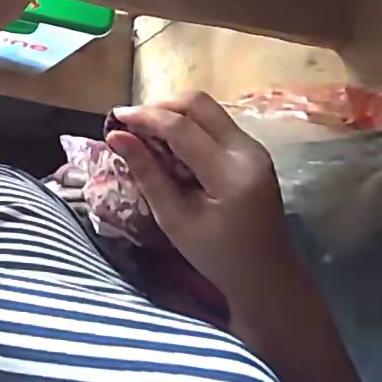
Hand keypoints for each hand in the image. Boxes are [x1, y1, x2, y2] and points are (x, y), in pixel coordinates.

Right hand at [109, 92, 295, 304]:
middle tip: (132, 124)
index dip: (145, 117)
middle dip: (159, 107)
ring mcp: (253, 147)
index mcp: (230, 174)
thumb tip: (115, 136)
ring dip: (172, 113)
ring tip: (146, 133)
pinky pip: (213, 121)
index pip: (182, 128)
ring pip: (206, 108)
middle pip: (198, 104)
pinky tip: (169, 144)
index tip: (114, 117)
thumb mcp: (174, 219)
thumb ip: (146, 173)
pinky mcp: (251, 149)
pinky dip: (186, 123)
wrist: (267, 278)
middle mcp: (247, 151)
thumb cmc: (217, 256)